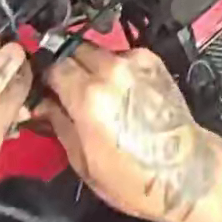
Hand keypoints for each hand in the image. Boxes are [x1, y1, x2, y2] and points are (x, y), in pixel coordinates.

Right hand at [37, 44, 221, 221]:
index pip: (55, 64)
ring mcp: (136, 61)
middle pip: (76, 48)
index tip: (41, 84)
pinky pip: (122, 55)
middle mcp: (114, 70)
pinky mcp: (153, 59)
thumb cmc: (134, 174)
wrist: (181, 167)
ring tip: (90, 91)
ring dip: (89, 64)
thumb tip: (43, 105)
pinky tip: (116, 89)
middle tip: (61, 85)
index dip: (44, 74)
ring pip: (99, 50)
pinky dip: (113, 67)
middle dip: (65, 64)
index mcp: (90, 96)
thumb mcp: (82, 159)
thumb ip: (59, 123)